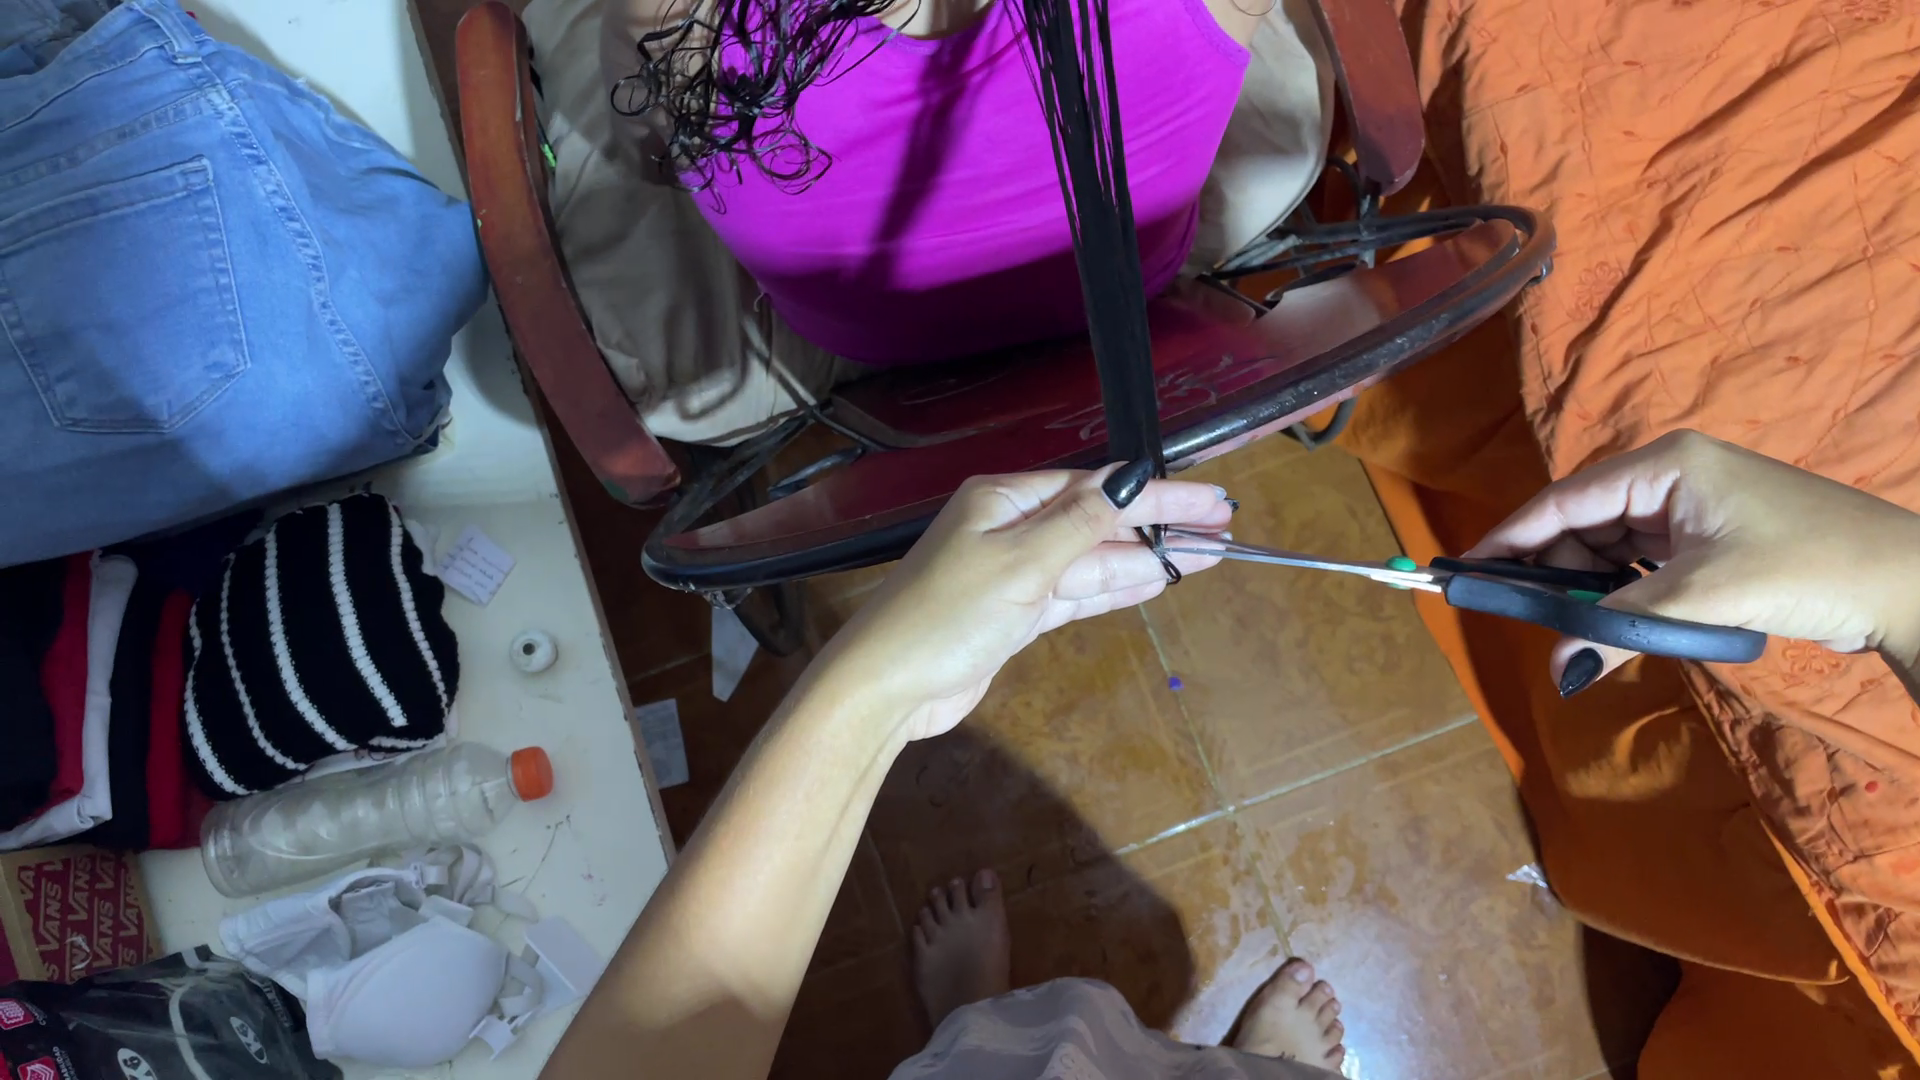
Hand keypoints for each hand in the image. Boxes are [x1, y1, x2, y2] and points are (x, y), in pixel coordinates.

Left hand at [815, 467, 1232, 739]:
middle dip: (1156, 526)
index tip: (1209, 501)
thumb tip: (1131, 477)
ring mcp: (1014, 573)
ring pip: (1090, 561)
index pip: (1094, 488)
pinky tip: (1152, 582)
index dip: (1155, 494)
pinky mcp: (1015, 614)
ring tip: (1202, 557)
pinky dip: (1111, 588)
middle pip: (1096, 522)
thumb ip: (1080, 523)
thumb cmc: (948, 614)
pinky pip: (1074, 593)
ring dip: (1143, 560)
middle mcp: (1010, 528)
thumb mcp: (1020, 563)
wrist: (889, 686)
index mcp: (1005, 500)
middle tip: (1220, 529)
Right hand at [1466, 430, 1919, 694]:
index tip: (1465, 569)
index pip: (1561, 501)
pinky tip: (1612, 610)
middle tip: (1524, 609)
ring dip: (1586, 582)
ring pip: (1603, 542)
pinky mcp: (1703, 531)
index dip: (1508, 537)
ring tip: (1575, 619)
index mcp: (1664, 466)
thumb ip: (1615, 627)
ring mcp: (1686, 502)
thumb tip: (1558, 672)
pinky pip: (1634, 556)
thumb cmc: (1813, 570)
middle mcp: (1667, 475)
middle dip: (1551, 567)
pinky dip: (1616, 585)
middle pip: (1578, 522)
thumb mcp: (1701, 598)